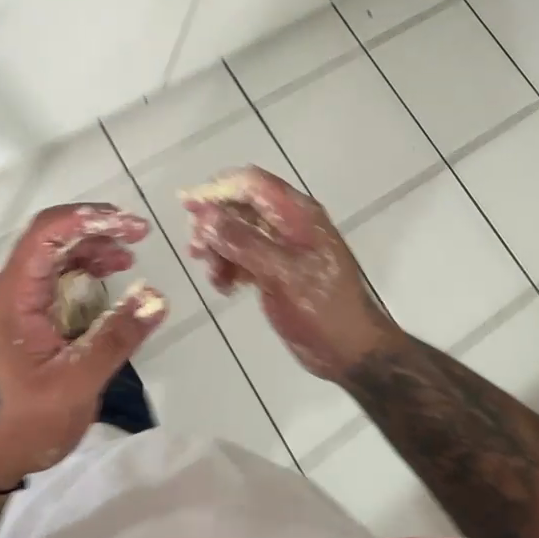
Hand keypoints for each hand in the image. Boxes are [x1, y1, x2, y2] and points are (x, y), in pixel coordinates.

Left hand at [0, 204, 168, 487]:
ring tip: (129, 257)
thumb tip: (156, 298)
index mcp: (14, 297)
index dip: (90, 218)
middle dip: (96, 228)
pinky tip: (109, 281)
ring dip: (92, 249)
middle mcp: (11, 291)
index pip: (47, 233)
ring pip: (54, 256)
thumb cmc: (26, 422)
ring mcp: (16, 304)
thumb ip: (116, 337)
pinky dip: (84, 272)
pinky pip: (55, 280)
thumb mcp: (77, 382)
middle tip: (138, 235)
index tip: (131, 226)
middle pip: (52, 237)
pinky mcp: (25, 320)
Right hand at [183, 167, 400, 380]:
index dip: (217, 189)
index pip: (252, 184)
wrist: (352, 353)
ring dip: (219, 247)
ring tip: (210, 273)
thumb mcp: (281, 275)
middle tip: (196, 249)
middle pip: (242, 206)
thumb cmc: (322, 310)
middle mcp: (289, 223)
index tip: (186, 205)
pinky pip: (245, 255)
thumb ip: (243, 242)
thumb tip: (205, 215)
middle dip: (214, 223)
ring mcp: (284, 247)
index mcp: (298, 214)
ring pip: (239, 232)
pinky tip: (224, 286)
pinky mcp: (278, 270)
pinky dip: (229, 266)